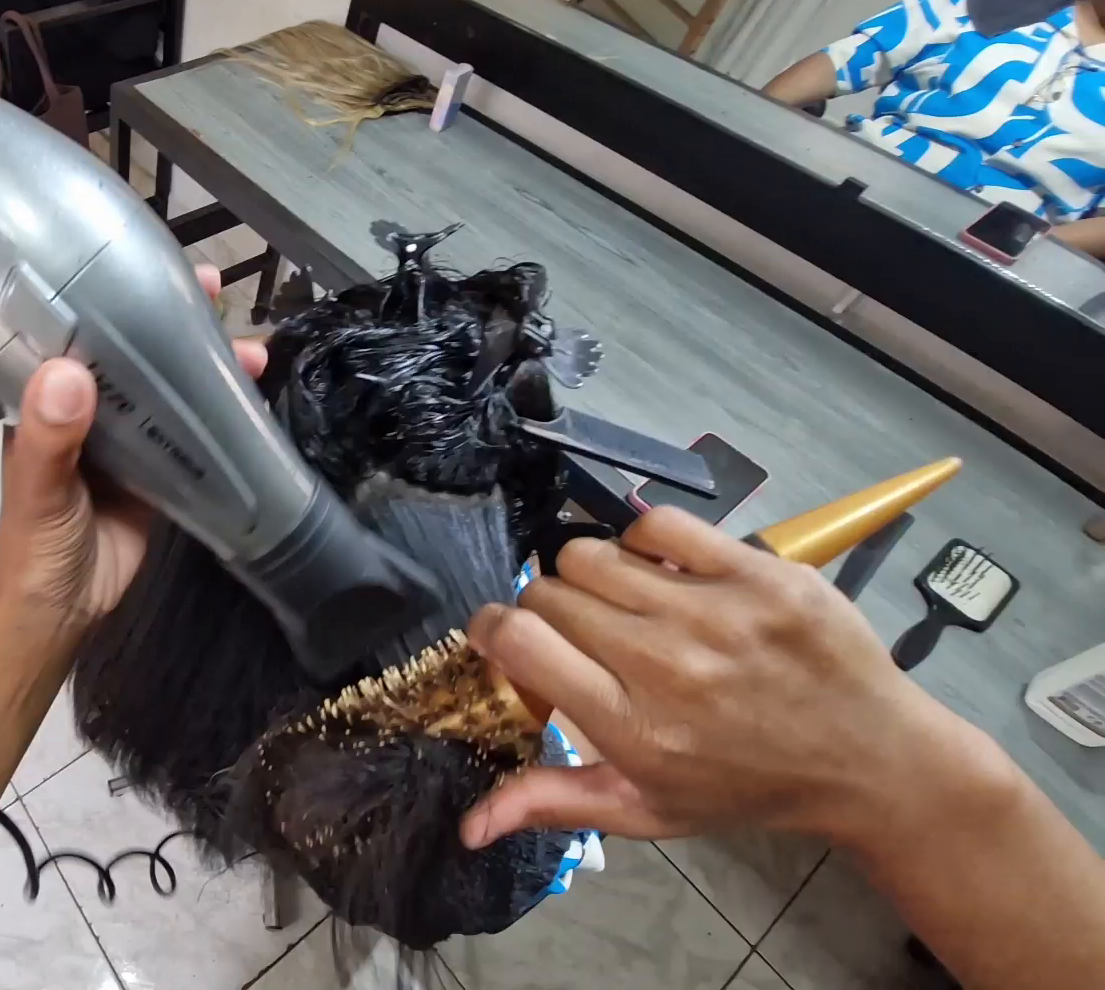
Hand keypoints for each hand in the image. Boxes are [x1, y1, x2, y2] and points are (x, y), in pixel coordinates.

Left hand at [0, 264, 268, 634]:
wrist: (64, 608)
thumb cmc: (36, 544)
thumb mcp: (37, 488)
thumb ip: (47, 437)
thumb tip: (70, 372)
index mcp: (48, 399)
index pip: (82, 333)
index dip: (116, 298)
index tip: (152, 268)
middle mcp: (88, 410)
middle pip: (135, 354)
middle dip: (176, 323)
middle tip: (217, 291)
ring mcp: (126, 440)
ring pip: (169, 389)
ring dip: (208, 366)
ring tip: (254, 348)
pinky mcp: (158, 471)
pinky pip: (190, 432)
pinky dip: (219, 413)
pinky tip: (251, 395)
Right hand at [459, 507, 1007, 850]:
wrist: (882, 764)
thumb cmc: (743, 786)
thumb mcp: (644, 809)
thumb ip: (550, 803)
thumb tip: (468, 826)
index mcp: (632, 724)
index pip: (517, 639)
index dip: (488, 626)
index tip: (497, 636)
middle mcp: (666, 662)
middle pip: (545, 591)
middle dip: (544, 610)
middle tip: (579, 635)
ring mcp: (717, 611)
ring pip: (586, 553)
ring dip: (587, 576)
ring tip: (622, 603)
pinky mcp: (760, 572)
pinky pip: (653, 524)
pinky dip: (643, 543)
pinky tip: (665, 575)